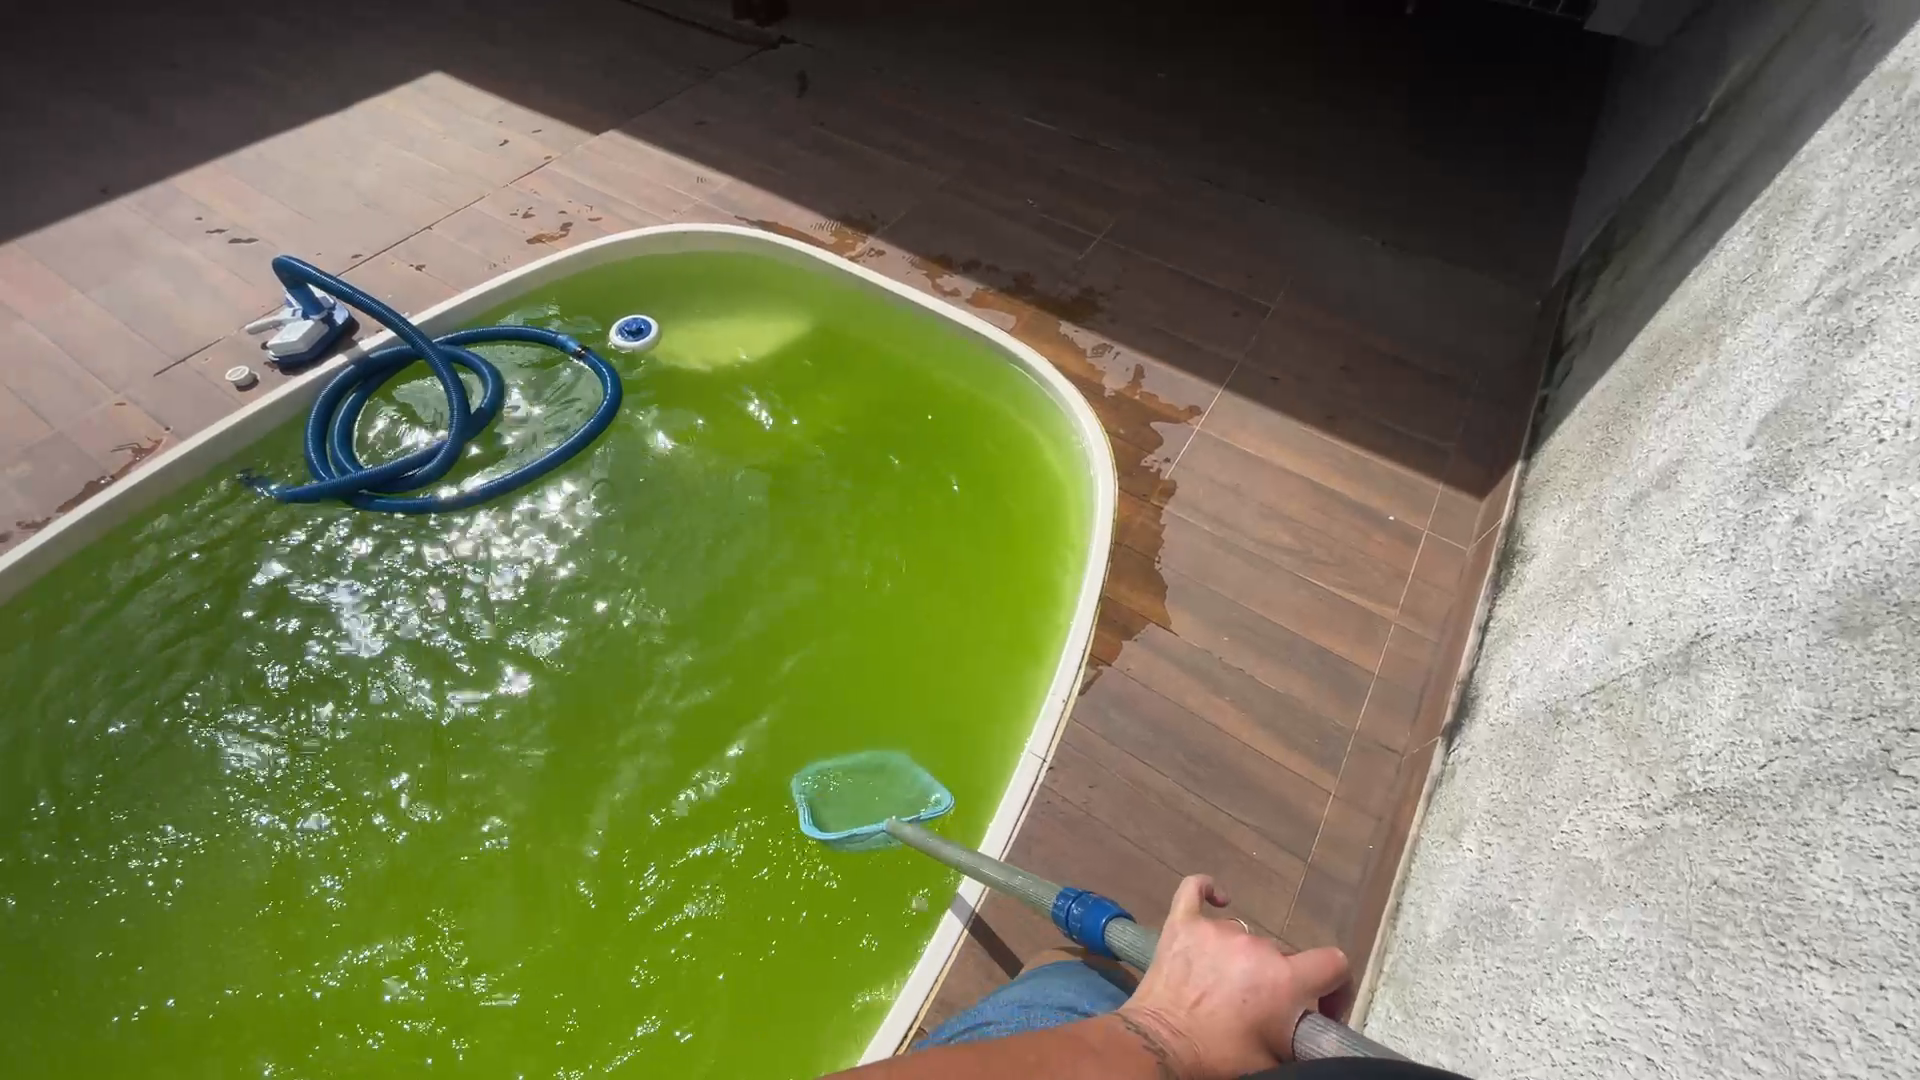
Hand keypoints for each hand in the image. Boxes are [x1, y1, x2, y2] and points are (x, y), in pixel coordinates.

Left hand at [1114, 875, 1349, 1079]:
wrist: (1162, 1044)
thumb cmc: (1220, 1057)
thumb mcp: (1276, 1061)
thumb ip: (1302, 1041)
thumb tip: (1312, 1033)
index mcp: (1284, 979)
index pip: (1335, 963)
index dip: (1337, 986)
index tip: (1322, 1008)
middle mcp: (1254, 945)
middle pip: (1282, 954)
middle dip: (1279, 980)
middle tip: (1261, 1009)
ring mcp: (1215, 929)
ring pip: (1244, 935)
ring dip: (1243, 957)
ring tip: (1225, 984)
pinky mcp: (1182, 921)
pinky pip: (1194, 889)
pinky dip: (1207, 890)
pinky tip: (1217, 898)